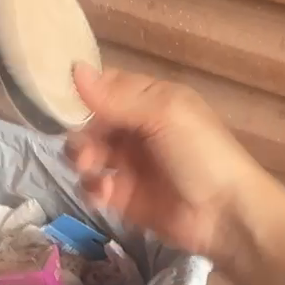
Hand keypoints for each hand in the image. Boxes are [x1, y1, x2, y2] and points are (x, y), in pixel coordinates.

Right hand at [69, 66, 268, 257]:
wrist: (224, 215)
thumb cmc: (200, 154)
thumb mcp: (163, 114)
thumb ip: (117, 96)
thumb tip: (74, 69)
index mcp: (150, 101)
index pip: (105, 88)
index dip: (83, 93)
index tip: (59, 102)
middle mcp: (137, 129)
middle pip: (91, 123)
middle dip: (81, 133)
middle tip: (84, 150)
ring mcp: (129, 165)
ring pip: (88, 154)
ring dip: (82, 159)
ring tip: (90, 170)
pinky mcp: (123, 198)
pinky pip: (95, 187)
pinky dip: (93, 188)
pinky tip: (104, 193)